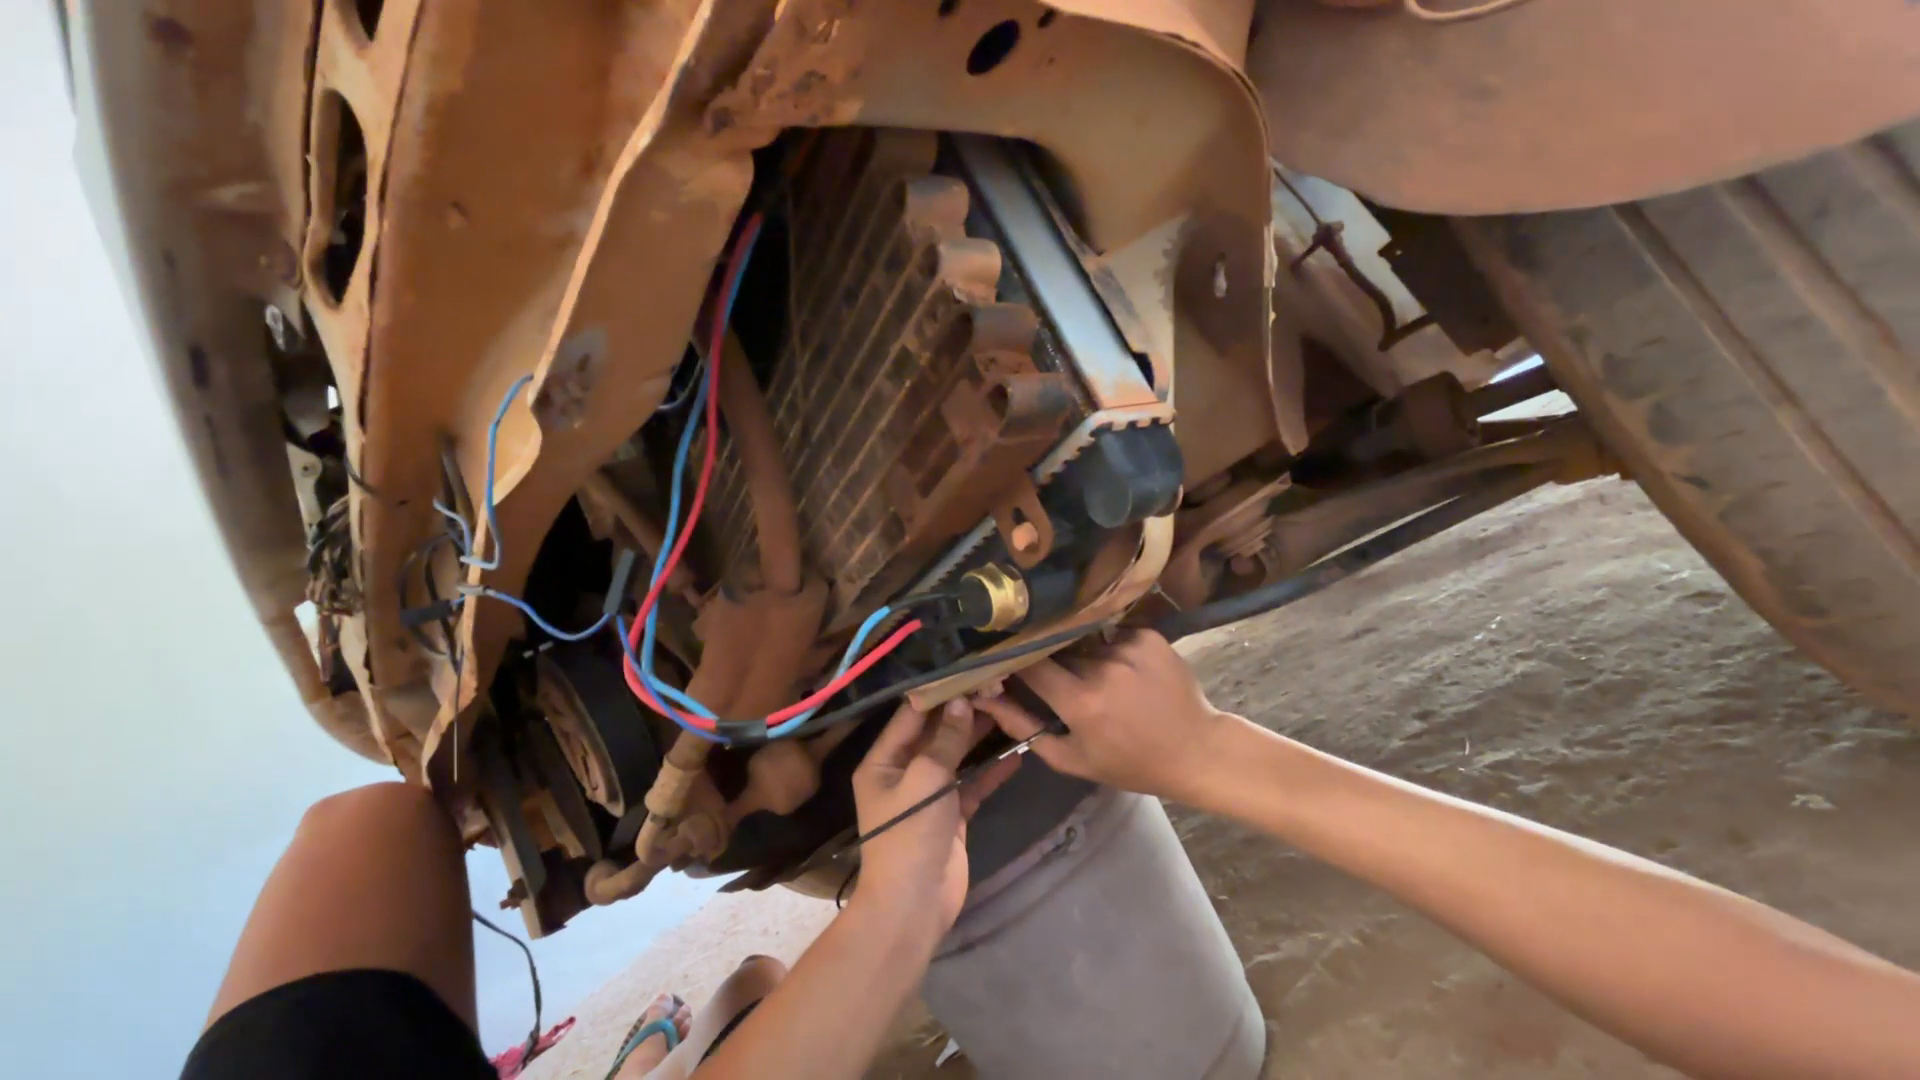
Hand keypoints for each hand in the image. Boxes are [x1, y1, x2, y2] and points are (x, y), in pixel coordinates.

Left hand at [851, 699, 1019, 930]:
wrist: (914, 904)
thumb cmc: (909, 835)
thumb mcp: (927, 780)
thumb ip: (946, 740)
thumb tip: (962, 702)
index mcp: (882, 762)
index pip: (910, 716)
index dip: (938, 694)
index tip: (968, 670)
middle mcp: (902, 773)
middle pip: (935, 735)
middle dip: (963, 713)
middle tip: (996, 686)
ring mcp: (927, 795)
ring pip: (956, 758)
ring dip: (979, 739)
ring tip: (1008, 710)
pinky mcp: (950, 816)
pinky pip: (971, 785)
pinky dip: (990, 772)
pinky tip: (1017, 754)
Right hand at [971, 628, 1238, 801]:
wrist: (1196, 751)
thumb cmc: (1129, 763)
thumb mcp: (1071, 758)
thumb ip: (1023, 727)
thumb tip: (984, 697)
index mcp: (1080, 701)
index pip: (1029, 663)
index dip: (1014, 659)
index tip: (1005, 659)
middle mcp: (1103, 668)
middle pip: (1059, 651)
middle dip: (1054, 662)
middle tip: (1064, 680)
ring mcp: (1129, 648)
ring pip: (1087, 642)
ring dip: (1086, 656)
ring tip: (1104, 679)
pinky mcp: (1150, 637)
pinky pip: (1115, 634)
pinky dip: (1114, 648)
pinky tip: (1128, 671)